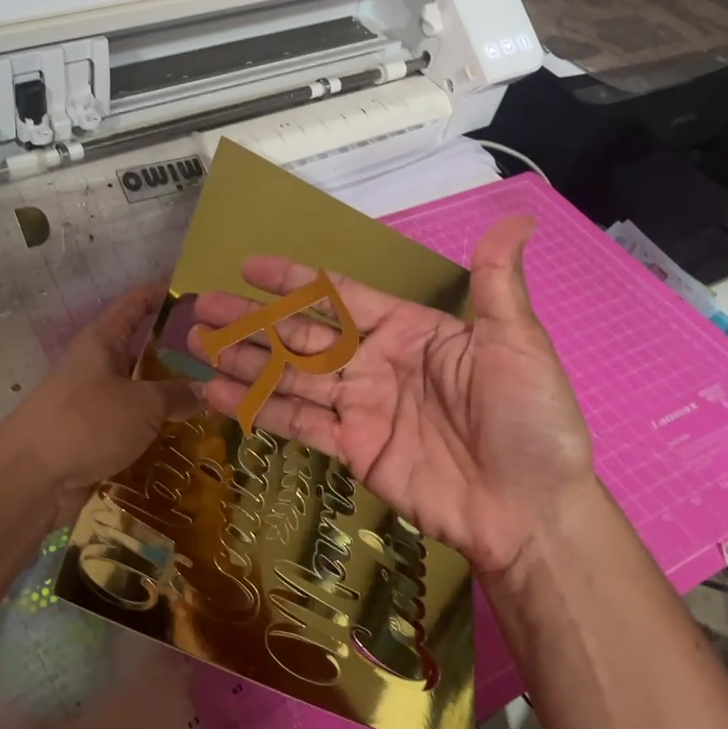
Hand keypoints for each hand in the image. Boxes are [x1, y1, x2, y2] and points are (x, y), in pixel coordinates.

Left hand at [0, 283, 196, 531]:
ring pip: (139, 387)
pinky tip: (186, 431)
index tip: (199, 293)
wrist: (31, 479)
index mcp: (101, 340)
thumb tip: (206, 389)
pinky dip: (155, 424)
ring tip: (213, 393)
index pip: (136, 303)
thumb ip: (176, 394)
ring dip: (169, 391)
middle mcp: (96, 364)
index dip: (164, 293)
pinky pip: (132, 421)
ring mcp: (93, 400)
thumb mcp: (142, 405)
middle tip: (220, 353)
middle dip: (176, 349)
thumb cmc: (86, 423)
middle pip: (140, 346)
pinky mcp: (93, 435)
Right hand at [189, 217, 595, 575]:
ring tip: (196, 345)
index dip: (293, 280)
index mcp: (409, 330)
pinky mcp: (352, 449)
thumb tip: (518, 216)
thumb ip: (498, 282)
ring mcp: (360, 407)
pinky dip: (257, 408)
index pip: (338, 296)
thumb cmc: (531, 421)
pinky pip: (297, 422)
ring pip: (290, 376)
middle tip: (202, 307)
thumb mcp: (518, 344)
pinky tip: (218, 394)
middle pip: (301, 335)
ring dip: (243, 360)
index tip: (250, 266)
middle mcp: (375, 362)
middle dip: (251, 321)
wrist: (532, 512)